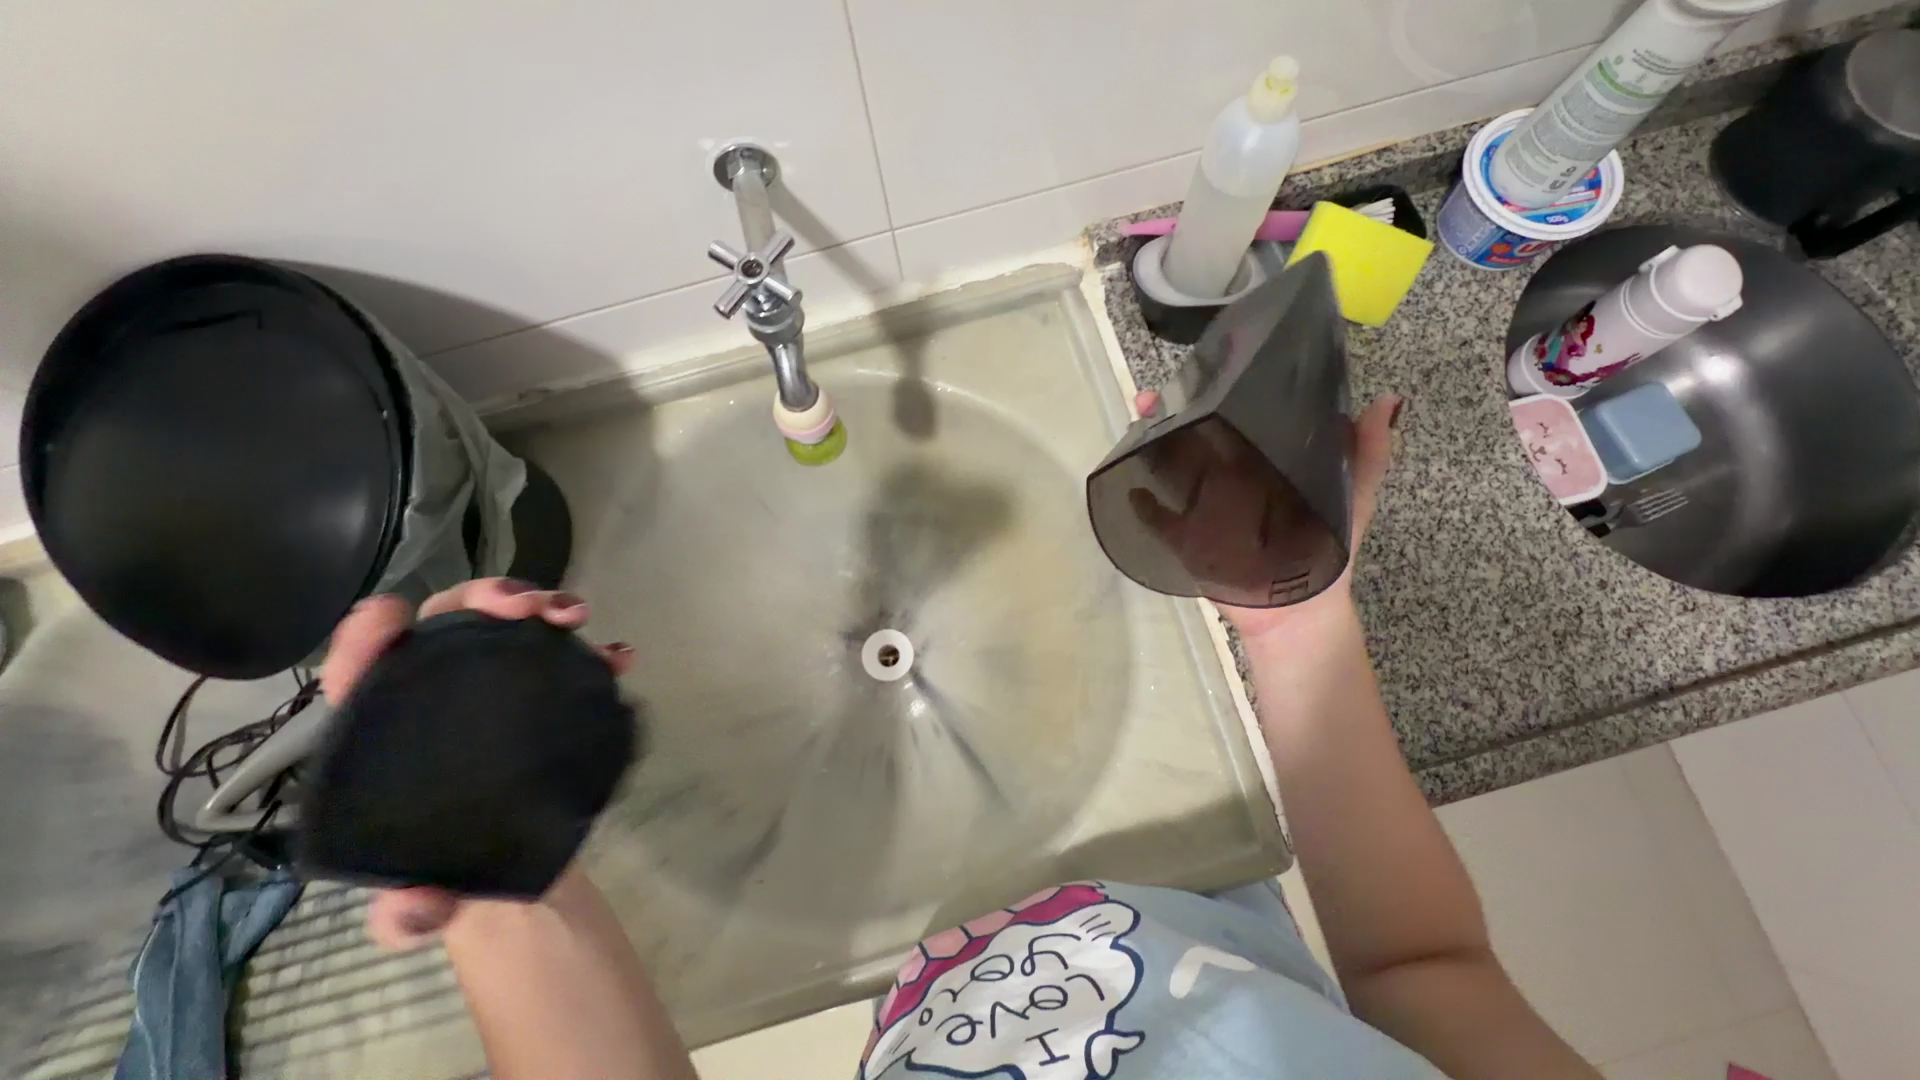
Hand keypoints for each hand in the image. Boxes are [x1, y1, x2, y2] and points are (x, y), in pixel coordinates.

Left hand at [319, 577, 634, 949]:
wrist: (519, 874)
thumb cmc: (452, 876)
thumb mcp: (423, 905)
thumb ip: (407, 915)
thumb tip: (413, 909)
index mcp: (389, 733)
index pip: (362, 671)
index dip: (367, 636)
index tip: (396, 617)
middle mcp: (439, 696)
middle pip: (446, 624)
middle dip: (481, 598)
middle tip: (524, 609)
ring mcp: (497, 690)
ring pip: (506, 624)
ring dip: (541, 605)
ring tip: (575, 616)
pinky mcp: (546, 697)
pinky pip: (565, 656)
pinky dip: (595, 648)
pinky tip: (619, 656)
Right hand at [1130, 389, 1400, 641]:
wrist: (1300, 612)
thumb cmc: (1328, 553)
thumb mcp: (1354, 498)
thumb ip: (1367, 456)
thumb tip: (1387, 402)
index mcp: (1260, 463)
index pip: (1233, 420)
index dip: (1214, 395)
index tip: (1201, 373)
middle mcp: (1226, 479)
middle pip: (1191, 437)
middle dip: (1169, 412)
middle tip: (1153, 397)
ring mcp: (1201, 509)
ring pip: (1169, 468)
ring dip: (1149, 445)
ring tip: (1138, 424)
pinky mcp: (1185, 540)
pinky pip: (1157, 518)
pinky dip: (1142, 505)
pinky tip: (1134, 488)